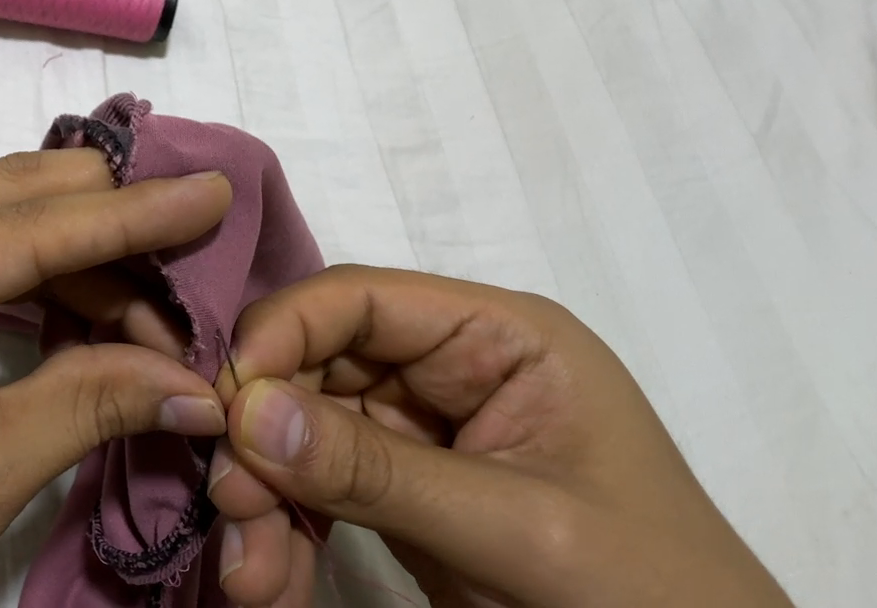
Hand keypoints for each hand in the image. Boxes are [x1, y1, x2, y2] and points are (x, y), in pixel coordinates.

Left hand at [0, 150, 233, 607]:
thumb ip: (95, 401)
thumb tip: (203, 380)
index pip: (21, 227)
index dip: (126, 213)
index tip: (211, 191)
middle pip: (10, 197)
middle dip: (110, 222)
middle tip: (199, 253)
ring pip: (3, 218)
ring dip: (88, 255)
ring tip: (160, 312)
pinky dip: (51, 276)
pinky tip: (103, 308)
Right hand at [206, 266, 793, 607]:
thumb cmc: (653, 607)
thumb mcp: (518, 537)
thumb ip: (374, 471)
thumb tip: (243, 411)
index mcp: (496, 337)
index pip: (359, 300)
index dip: (281, 334)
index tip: (223, 402)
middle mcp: (447, 367)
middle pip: (315, 366)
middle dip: (265, 437)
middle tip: (228, 504)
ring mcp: (417, 430)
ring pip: (300, 431)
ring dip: (264, 496)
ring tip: (249, 574)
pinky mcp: (396, 488)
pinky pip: (313, 487)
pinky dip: (282, 529)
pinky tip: (266, 581)